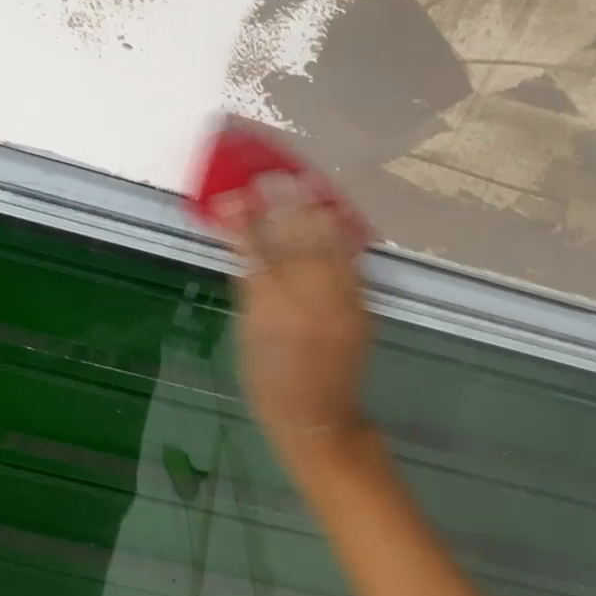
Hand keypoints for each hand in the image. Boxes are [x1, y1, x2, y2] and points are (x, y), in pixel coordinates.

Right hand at [227, 198, 375, 458]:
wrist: (318, 418)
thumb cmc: (268, 380)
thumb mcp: (245, 334)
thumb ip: (249, 286)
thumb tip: (242, 243)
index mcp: (269, 309)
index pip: (252, 251)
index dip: (242, 220)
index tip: (233, 194)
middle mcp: (307, 300)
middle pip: (294, 238)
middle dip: (282, 204)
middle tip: (272, 177)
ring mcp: (340, 302)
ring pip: (328, 243)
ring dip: (313, 210)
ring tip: (303, 183)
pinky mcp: (361, 307)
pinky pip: (352, 261)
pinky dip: (341, 234)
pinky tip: (332, 215)